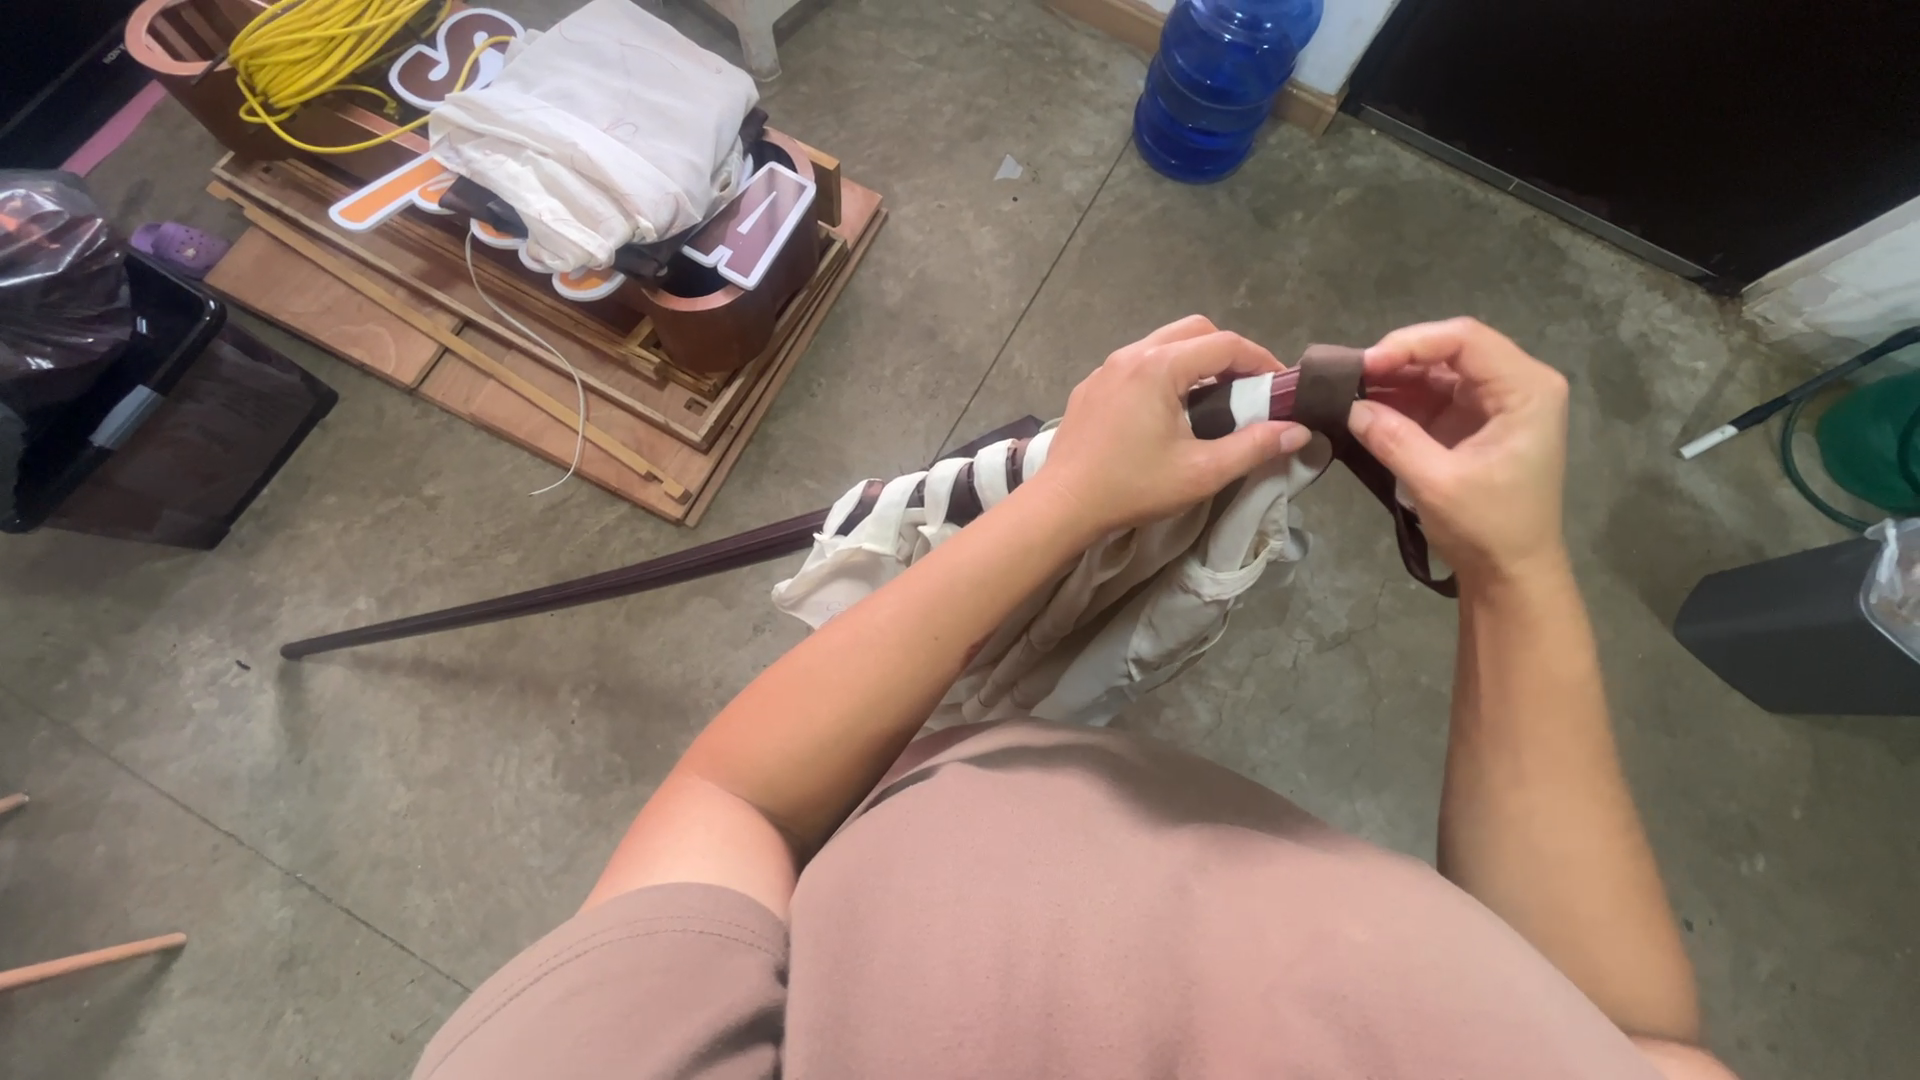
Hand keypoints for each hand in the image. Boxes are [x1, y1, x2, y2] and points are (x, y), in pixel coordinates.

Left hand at [1033, 316, 1311, 534]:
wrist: (1064, 504)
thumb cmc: (1132, 487)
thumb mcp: (1201, 472)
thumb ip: (1254, 447)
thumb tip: (1297, 431)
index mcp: (1159, 366)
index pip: (1224, 344)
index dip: (1260, 360)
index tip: (1277, 387)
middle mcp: (1130, 355)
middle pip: (1192, 331)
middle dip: (1226, 353)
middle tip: (1245, 389)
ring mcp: (1104, 370)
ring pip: (1161, 344)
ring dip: (1192, 361)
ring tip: (1211, 398)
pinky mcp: (1089, 389)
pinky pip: (1134, 365)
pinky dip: (1161, 373)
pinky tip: (1165, 411)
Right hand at [1347, 318, 1569, 587]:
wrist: (1510, 569)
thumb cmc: (1489, 526)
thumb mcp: (1437, 483)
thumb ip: (1393, 439)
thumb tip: (1349, 408)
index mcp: (1525, 390)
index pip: (1465, 340)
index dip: (1412, 344)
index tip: (1365, 366)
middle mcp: (1513, 385)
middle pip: (1449, 349)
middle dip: (1396, 360)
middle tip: (1347, 378)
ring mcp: (1489, 403)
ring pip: (1434, 371)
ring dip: (1390, 379)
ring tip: (1346, 391)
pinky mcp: (1468, 422)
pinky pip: (1427, 396)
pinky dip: (1395, 400)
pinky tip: (1363, 408)